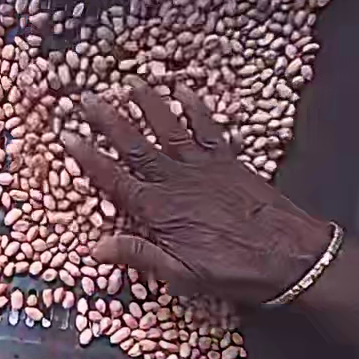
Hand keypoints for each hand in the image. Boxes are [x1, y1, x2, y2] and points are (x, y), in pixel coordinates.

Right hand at [61, 79, 334, 307]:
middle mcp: (175, 180)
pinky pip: (208, 129)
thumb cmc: (233, 270)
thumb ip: (138, 254)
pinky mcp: (228, 161)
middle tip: (88, 98)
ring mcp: (202, 166)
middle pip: (135, 145)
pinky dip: (196, 109)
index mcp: (158, 209)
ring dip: (149, 105)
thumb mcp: (181, 275)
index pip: (114, 178)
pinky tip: (185, 91)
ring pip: (168, 129)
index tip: (68, 135)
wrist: (290, 256)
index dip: (88, 157)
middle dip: (109, 121)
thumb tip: (95, 248)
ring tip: (132, 83)